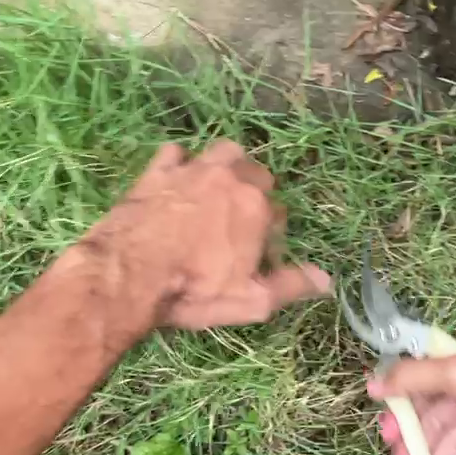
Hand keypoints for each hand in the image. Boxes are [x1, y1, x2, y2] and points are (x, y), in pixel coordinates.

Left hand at [87, 141, 330, 328]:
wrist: (129, 273)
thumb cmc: (194, 290)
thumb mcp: (250, 301)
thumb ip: (290, 286)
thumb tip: (326, 279)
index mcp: (257, 207)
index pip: (279, 215)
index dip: (270, 237)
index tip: (257, 257)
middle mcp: (230, 178)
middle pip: (256, 176)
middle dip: (255, 197)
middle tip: (238, 225)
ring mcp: (193, 169)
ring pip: (223, 153)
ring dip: (228, 168)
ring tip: (217, 192)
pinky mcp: (157, 170)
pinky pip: (176, 153)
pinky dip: (181, 164)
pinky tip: (176, 181)